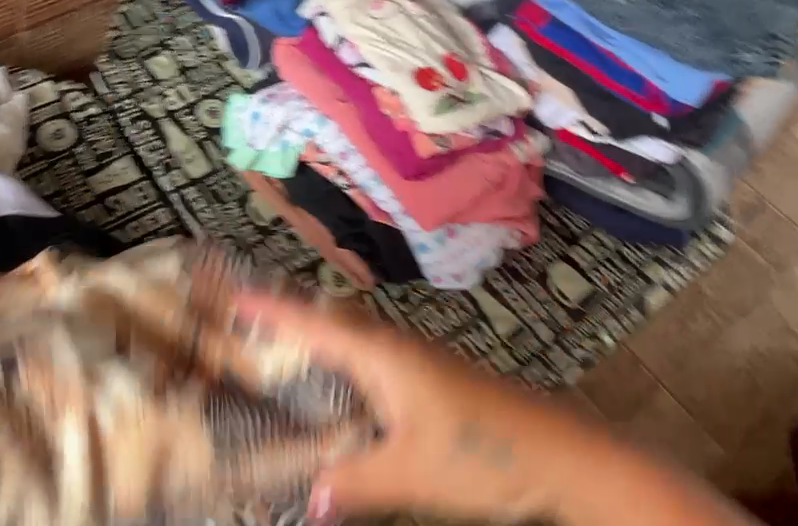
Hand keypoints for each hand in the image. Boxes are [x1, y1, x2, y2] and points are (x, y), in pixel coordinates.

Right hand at [237, 290, 579, 522]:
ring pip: (352, 339)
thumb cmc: (484, 453)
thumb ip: (354, 483)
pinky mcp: (429, 379)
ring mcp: (414, 359)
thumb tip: (308, 503)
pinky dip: (341, 363)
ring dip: (316, 339)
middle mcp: (393, 345)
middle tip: (246, 323)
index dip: (272, 310)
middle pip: (329, 320)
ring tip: (280, 353)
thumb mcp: (411, 474)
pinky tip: (338, 393)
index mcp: (380, 354)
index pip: (313, 323)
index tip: (233, 295)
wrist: (564, 455)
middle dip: (288, 317)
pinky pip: (369, 358)